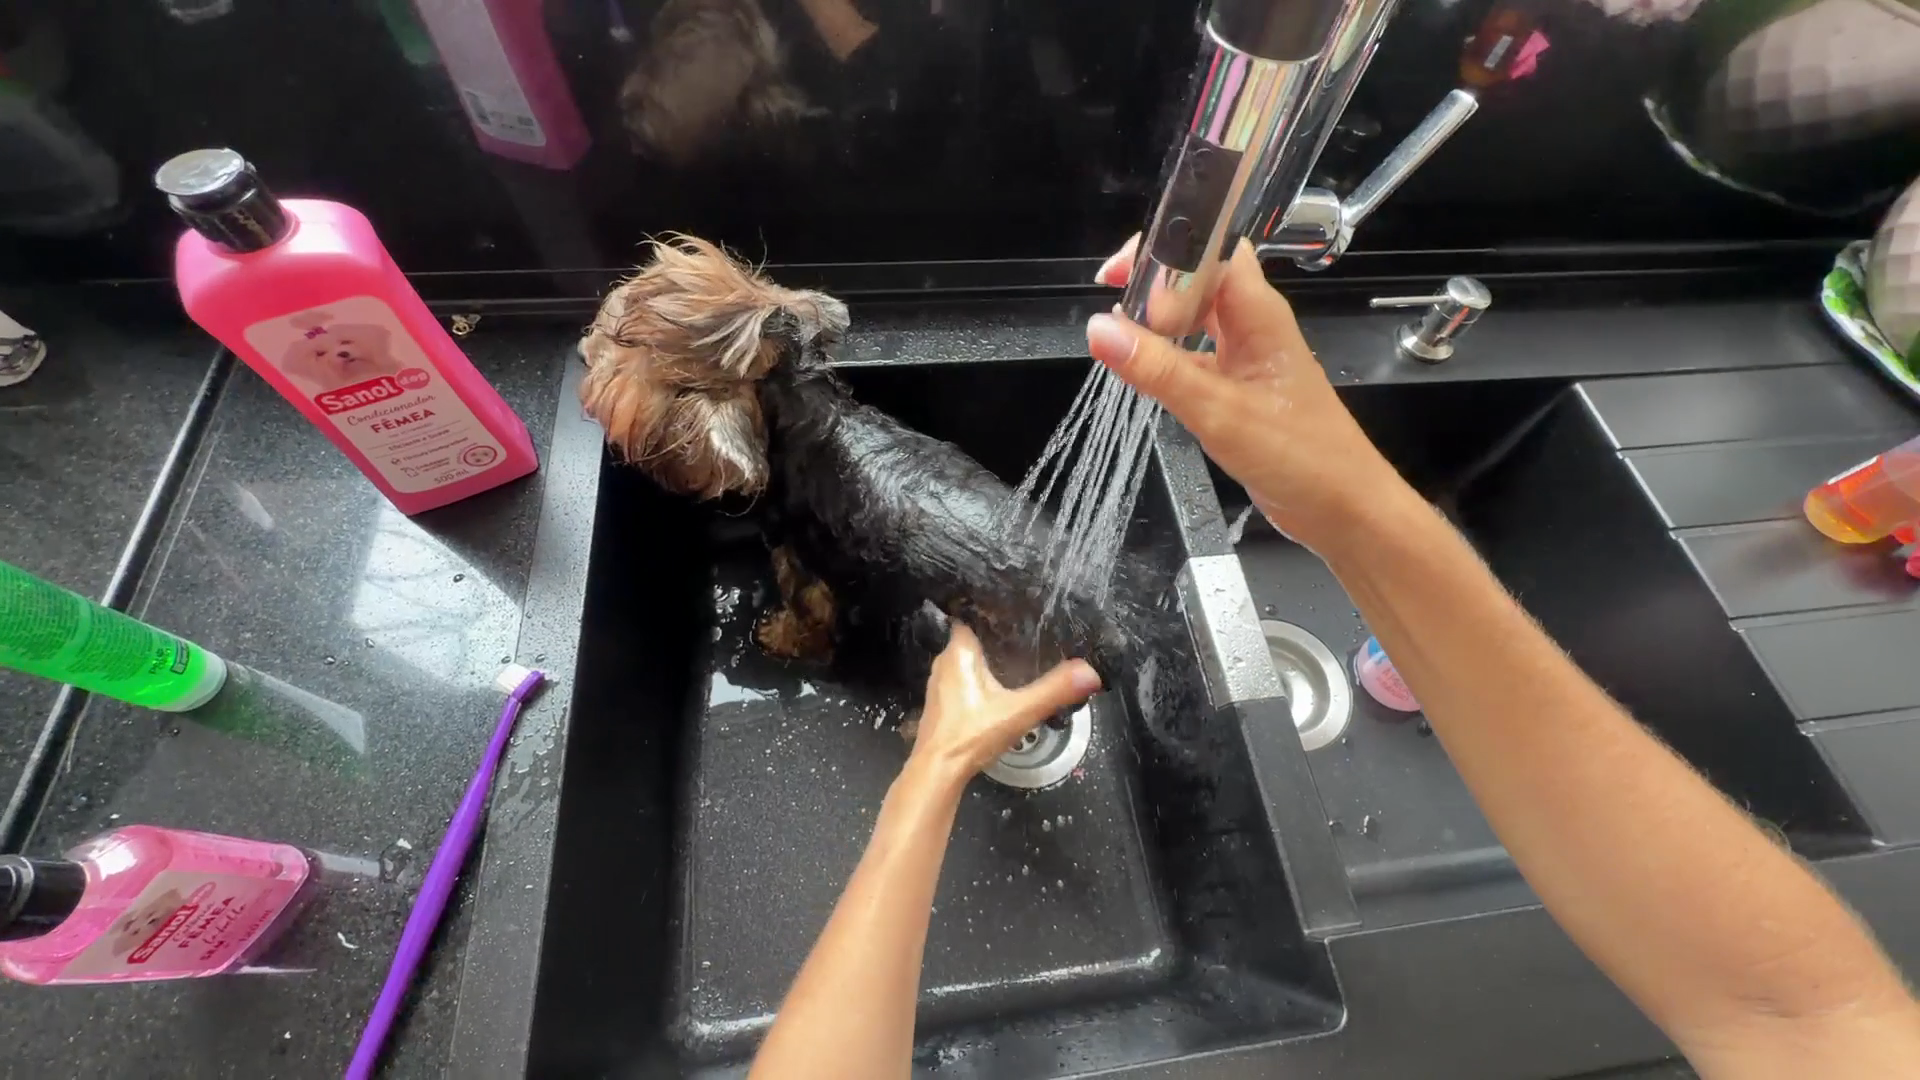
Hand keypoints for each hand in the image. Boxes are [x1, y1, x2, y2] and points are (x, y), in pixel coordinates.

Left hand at [908, 622, 1101, 783]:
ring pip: (965, 661)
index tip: (1013, 610)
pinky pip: (961, 681)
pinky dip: (977, 681)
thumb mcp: (1019, 711)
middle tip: (1023, 635)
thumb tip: (1090, 672)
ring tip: (1014, 657)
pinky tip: (996, 689)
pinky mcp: (940, 704)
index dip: (990, 611)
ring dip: (985, 661)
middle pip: (971, 639)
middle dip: (994, 638)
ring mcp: (939, 684)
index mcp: (959, 651)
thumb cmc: (972, 734)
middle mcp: (944, 661)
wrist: (938, 770)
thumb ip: (1054, 690)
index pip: (970, 616)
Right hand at [1088, 237, 1409, 552]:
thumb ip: (1159, 370)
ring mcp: (1245, 356)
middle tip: (1110, 302)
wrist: (1341, 506)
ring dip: (1158, 320)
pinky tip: (1143, 373)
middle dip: (1154, 281)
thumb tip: (1099, 330)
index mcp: (1258, 313)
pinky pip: (1195, 356)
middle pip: (1199, 277)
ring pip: (1195, 317)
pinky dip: (1167, 357)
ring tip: (1118, 336)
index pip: (1212, 251)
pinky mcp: (1237, 387)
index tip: (1121, 279)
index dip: (1167, 253)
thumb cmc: (1297, 455)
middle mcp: (1252, 325)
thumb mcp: (1218, 411)